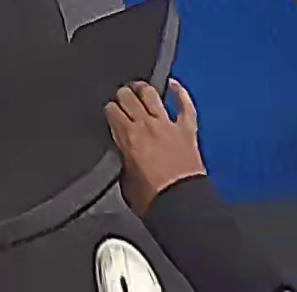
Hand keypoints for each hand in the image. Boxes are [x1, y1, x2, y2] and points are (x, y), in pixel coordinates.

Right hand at [104, 79, 204, 215]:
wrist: (184, 210)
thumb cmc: (154, 201)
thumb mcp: (125, 181)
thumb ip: (122, 159)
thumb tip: (122, 151)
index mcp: (128, 136)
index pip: (112, 109)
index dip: (109, 110)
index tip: (110, 113)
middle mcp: (147, 125)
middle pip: (128, 96)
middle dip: (122, 95)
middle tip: (121, 99)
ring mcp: (168, 124)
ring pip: (151, 94)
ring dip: (142, 88)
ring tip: (138, 87)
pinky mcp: (187, 130)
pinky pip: (185, 105)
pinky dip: (179, 92)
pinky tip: (173, 84)